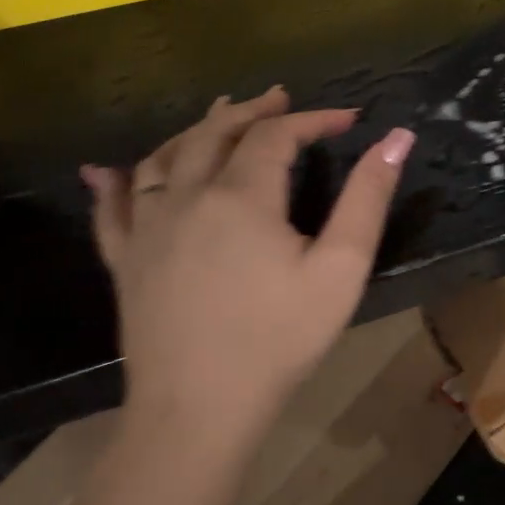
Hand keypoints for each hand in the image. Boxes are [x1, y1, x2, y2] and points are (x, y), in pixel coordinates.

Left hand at [79, 87, 414, 438]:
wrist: (199, 406)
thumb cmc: (283, 334)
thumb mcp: (343, 265)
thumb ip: (368, 197)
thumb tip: (397, 138)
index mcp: (241, 198)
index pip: (275, 136)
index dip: (312, 119)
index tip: (351, 118)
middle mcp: (186, 201)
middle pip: (212, 135)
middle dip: (250, 112)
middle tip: (280, 98)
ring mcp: (147, 231)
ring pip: (162, 161)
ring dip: (195, 132)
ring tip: (220, 118)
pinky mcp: (125, 262)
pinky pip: (112, 208)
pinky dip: (115, 181)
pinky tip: (107, 170)